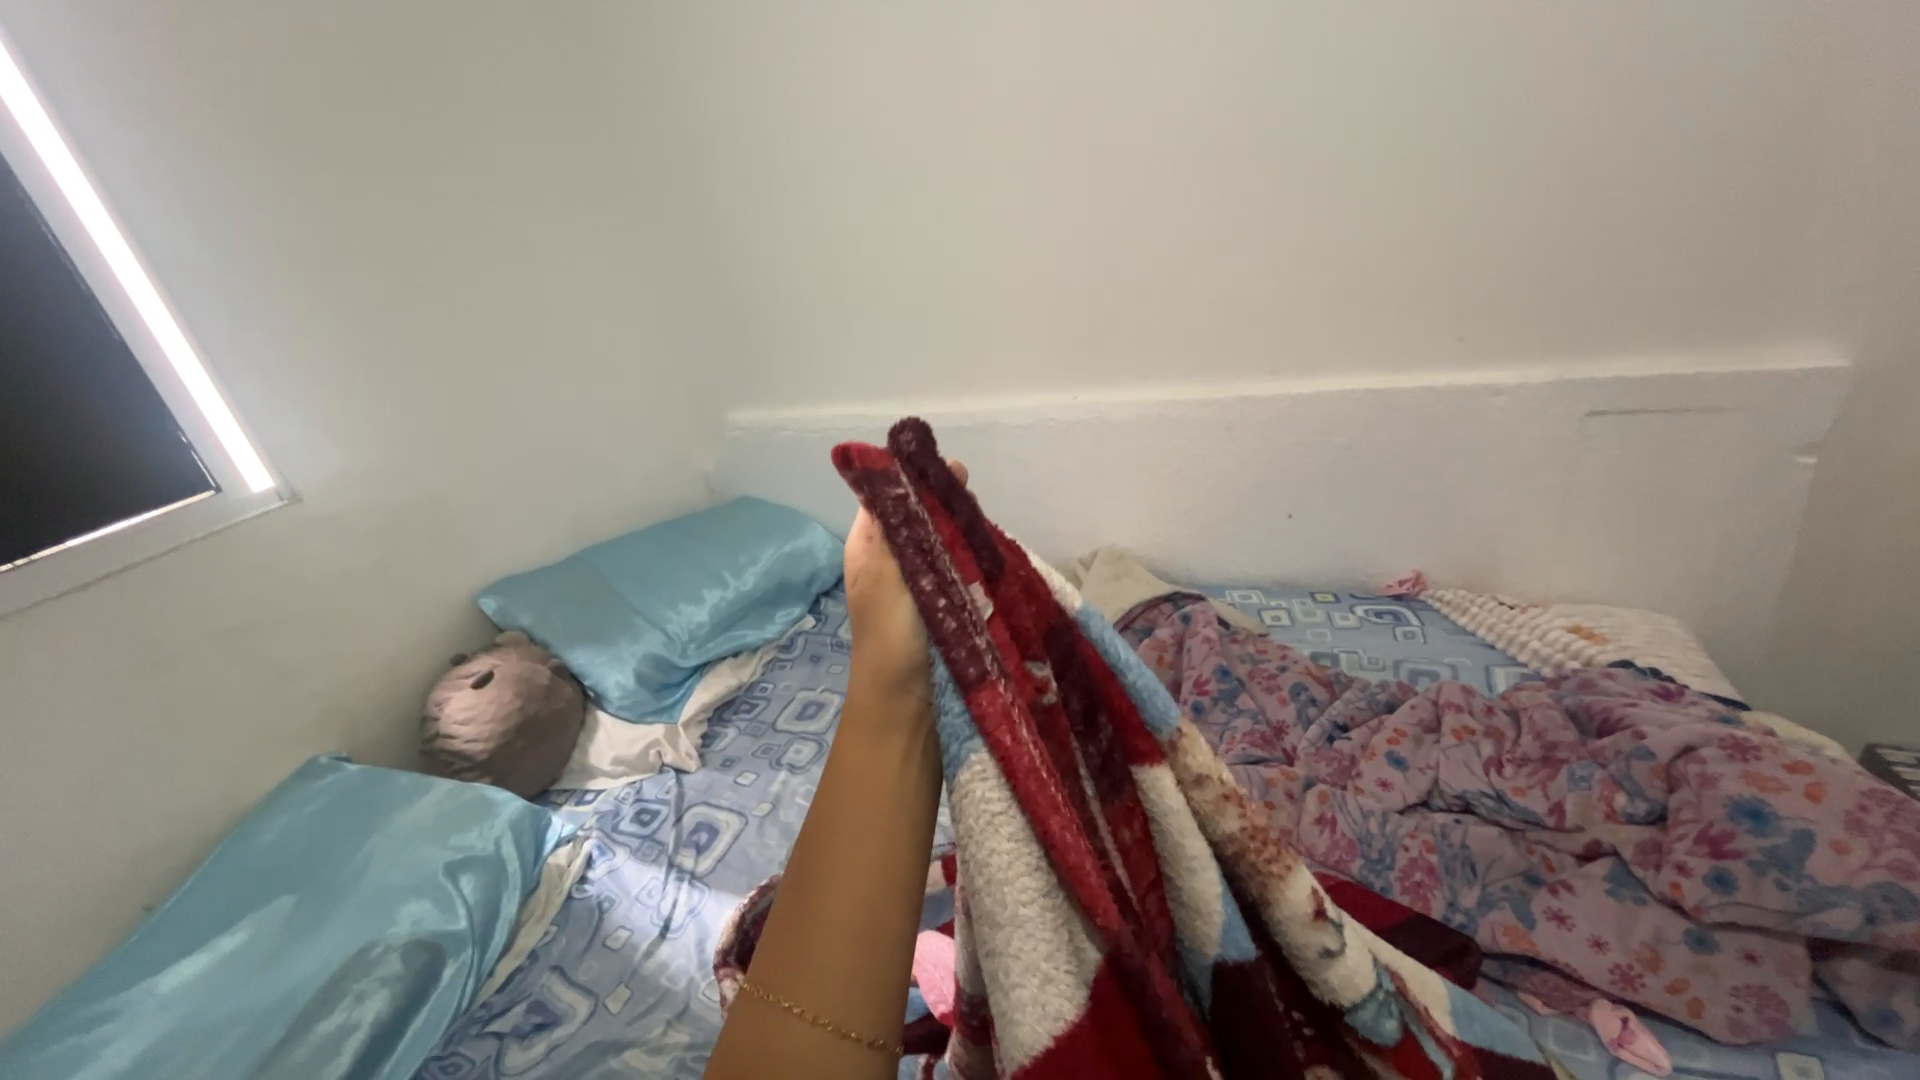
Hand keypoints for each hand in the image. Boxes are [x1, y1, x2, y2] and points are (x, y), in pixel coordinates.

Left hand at [843, 461, 967, 705]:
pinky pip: (958, 571)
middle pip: (919, 517)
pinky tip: (989, 555)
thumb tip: (930, 471)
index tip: (950, 471)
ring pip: (942, 543)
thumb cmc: (890, 638)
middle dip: (943, 506)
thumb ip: (909, 524)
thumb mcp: (890, 573)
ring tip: (983, 527)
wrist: (904, 709)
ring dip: (959, 534)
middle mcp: (890, 560)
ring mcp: (918, 585)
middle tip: (972, 502)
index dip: (913, 478)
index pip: (887, 496)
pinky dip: (971, 562)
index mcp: (868, 547)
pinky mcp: (943, 606)